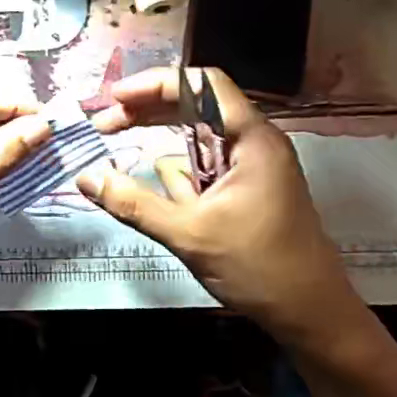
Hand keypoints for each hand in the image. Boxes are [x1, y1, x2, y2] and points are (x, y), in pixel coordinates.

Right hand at [77, 68, 356, 340]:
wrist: (311, 313)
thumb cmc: (258, 268)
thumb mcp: (189, 234)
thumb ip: (133, 204)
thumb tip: (86, 178)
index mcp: (252, 138)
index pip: (201, 84)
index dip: (154, 83)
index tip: (114, 98)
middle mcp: (255, 142)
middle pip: (196, 106)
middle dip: (149, 113)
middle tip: (105, 125)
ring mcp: (253, 167)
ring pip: (199, 141)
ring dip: (164, 147)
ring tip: (121, 151)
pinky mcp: (248, 190)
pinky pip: (207, 169)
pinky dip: (182, 175)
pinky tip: (164, 195)